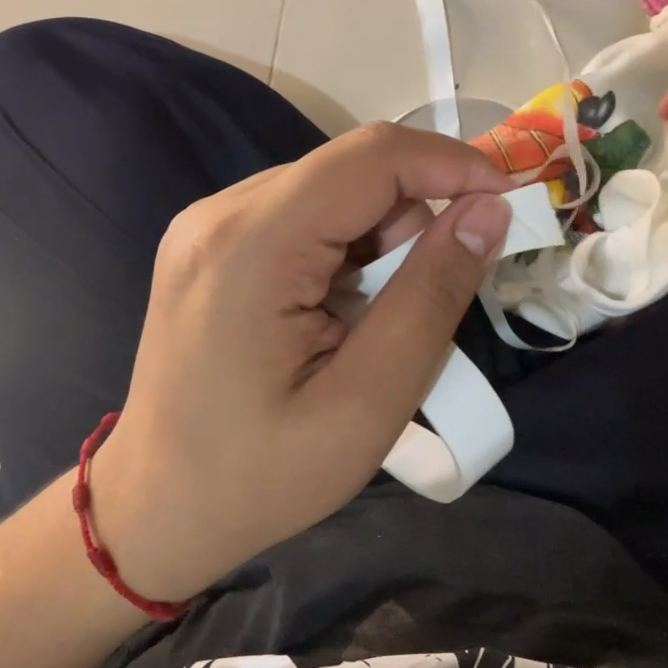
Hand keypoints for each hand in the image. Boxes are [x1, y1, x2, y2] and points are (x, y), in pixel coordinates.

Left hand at [90, 123, 513, 601]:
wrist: (158, 510)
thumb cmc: (263, 474)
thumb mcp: (368, 399)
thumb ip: (431, 295)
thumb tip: (488, 209)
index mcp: (251, 244)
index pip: (371, 157)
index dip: (453, 165)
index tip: (508, 205)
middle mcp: (218, 215)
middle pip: (348, 174)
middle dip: (408, 224)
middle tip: (416, 312)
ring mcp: (203, 229)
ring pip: (326, 197)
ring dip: (373, 248)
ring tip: (362, 333)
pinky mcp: (204, 249)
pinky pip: (295, 222)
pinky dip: (336, 258)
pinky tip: (328, 323)